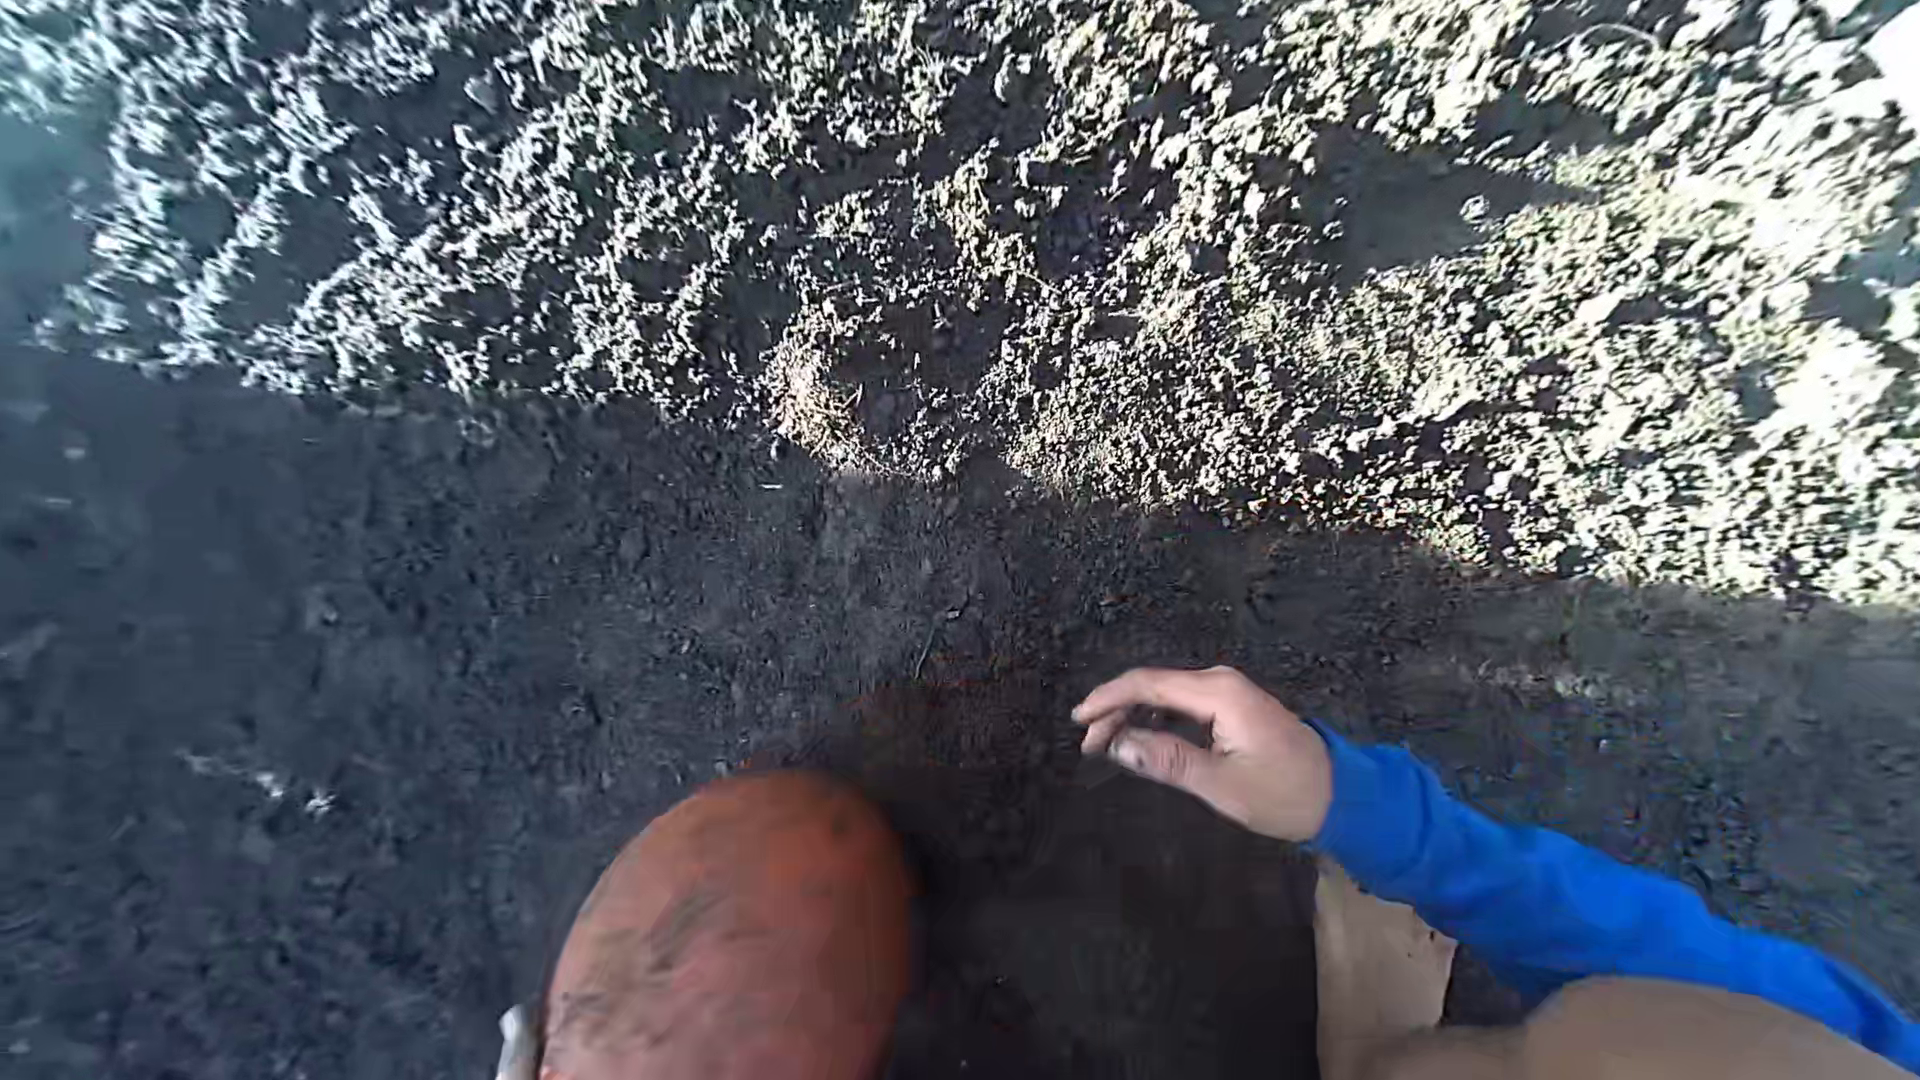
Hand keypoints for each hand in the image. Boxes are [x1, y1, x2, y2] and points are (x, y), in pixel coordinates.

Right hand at [1073, 666, 1333, 841]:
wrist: (1344, 796)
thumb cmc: (1285, 794)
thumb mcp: (1223, 784)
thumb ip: (1167, 760)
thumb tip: (1117, 744)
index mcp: (1218, 693)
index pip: (1147, 684)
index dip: (1108, 699)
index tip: (1080, 719)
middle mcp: (1217, 681)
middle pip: (1150, 685)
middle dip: (1115, 710)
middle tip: (1090, 744)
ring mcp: (1224, 689)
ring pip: (1161, 693)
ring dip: (1131, 714)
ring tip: (1106, 743)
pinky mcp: (1227, 702)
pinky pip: (1177, 702)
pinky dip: (1152, 718)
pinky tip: (1137, 737)